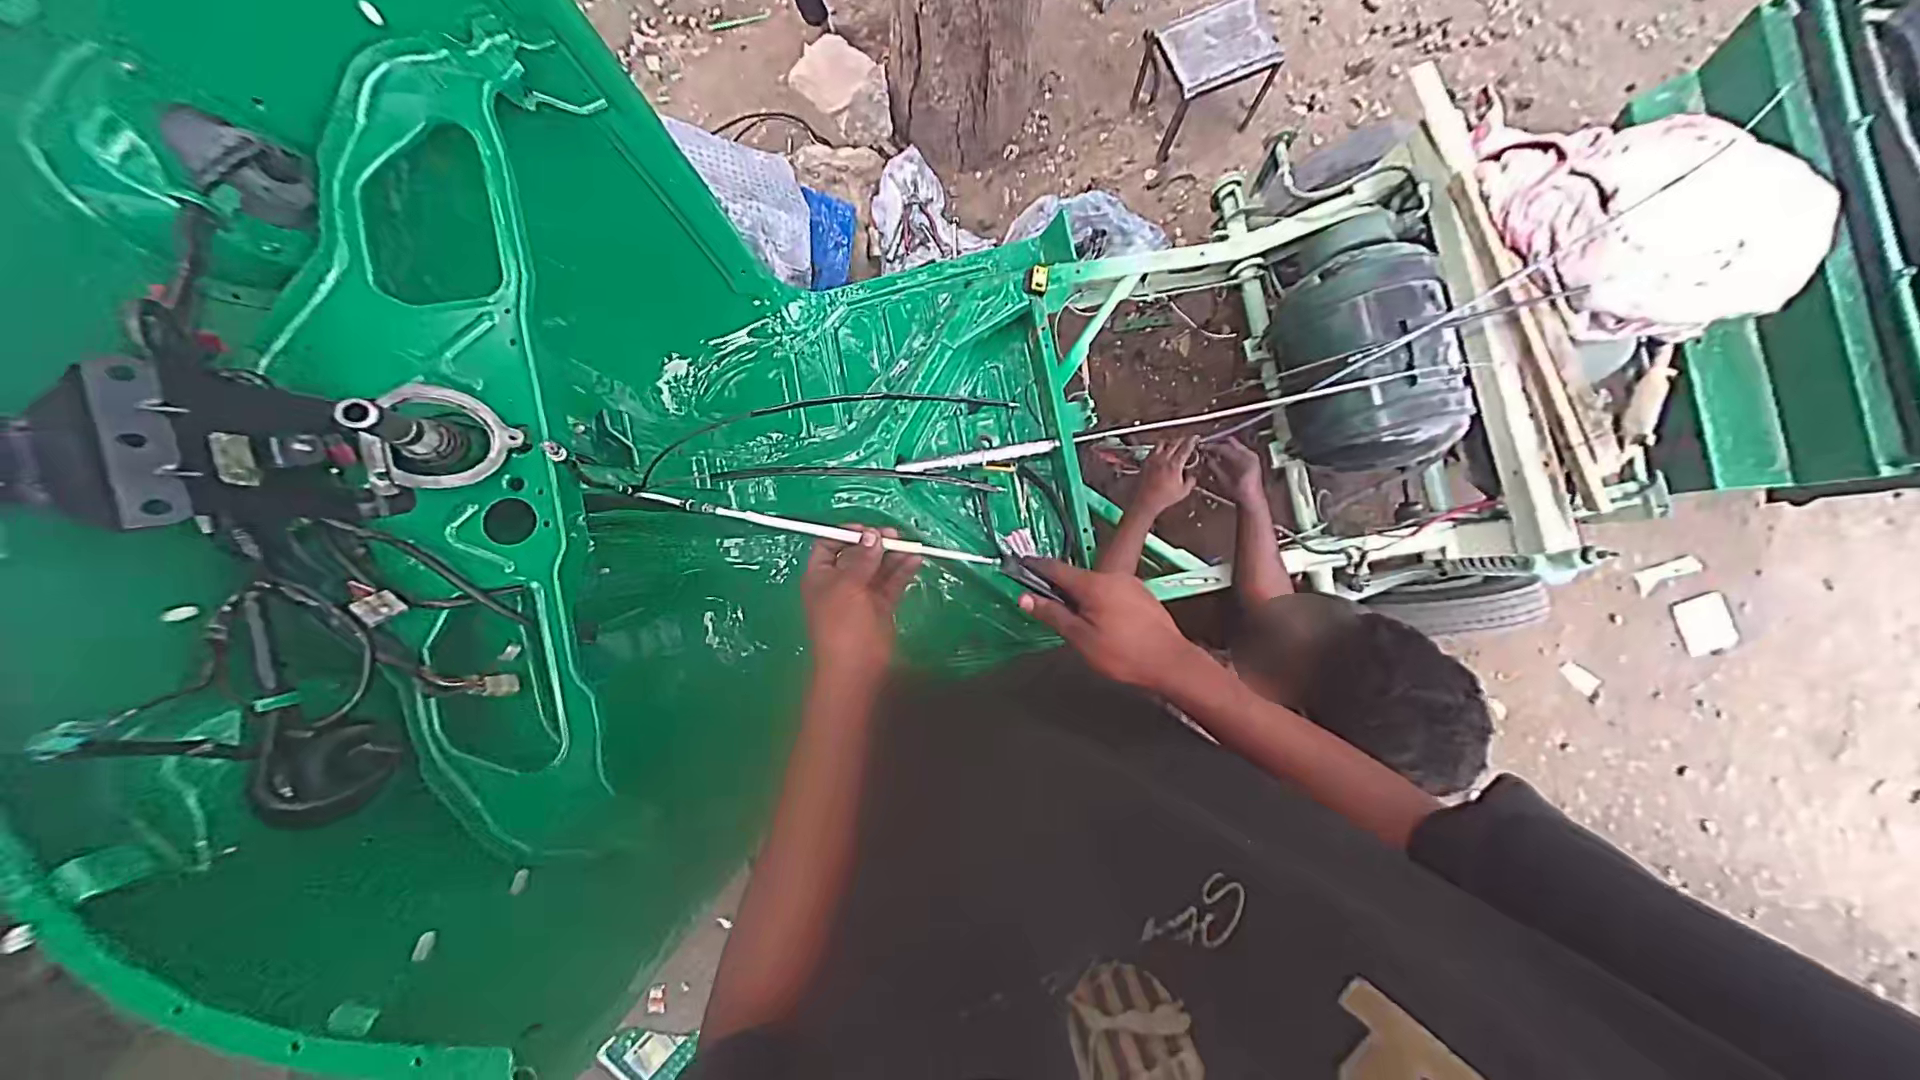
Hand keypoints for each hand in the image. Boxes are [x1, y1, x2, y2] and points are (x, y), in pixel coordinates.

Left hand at [802, 526, 922, 686]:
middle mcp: (840, 582)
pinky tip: (914, 560)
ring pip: (878, 567)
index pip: (829, 544)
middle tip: (892, 534)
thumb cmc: (841, 623)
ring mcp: (862, 594)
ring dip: (893, 554)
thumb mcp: (846, 585)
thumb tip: (872, 535)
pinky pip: (892, 582)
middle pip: (858, 554)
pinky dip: (903, 570)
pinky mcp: (881, 605)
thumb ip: (861, 558)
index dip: (846, 534)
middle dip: (875, 542)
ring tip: (909, 545)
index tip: (867, 529)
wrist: (855, 666)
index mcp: (820, 575)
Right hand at [1016, 560, 1213, 695]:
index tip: (1020, 566)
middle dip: (1059, 587)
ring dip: (1081, 596)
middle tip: (1045, 603)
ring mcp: (1130, 585)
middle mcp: (1112, 576)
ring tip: (1075, 620)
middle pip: (1076, 576)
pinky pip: (1112, 592)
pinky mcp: (1142, 596)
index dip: (1035, 567)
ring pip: (1095, 585)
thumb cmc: (1123, 654)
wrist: (1172, 663)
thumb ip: (1052, 614)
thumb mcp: (1080, 638)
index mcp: (1093, 584)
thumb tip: (1025, 597)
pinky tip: (1102, 623)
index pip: (1055, 568)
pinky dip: (1099, 601)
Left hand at [1133, 436, 1197, 513]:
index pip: (1185, 447)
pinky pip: (1153, 449)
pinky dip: (1159, 447)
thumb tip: (1192, 476)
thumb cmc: (1164, 497)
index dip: (1192, 441)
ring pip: (1162, 443)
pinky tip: (1161, 450)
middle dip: (1182, 439)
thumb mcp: (1183, 491)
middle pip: (1174, 442)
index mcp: (1174, 464)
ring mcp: (1153, 459)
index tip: (1196, 438)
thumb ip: (1190, 481)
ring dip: (1170, 441)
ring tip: (1174, 443)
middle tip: (1187, 439)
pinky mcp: (1145, 462)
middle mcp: (1163, 459)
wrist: (1146, 501)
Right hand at [1202, 438, 1266, 503]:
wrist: (1252, 500)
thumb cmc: (1237, 492)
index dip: (1211, 447)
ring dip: (1223, 446)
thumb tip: (1206, 457)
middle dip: (1217, 443)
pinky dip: (1229, 451)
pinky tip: (1221, 456)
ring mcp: (1252, 456)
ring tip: (1212, 451)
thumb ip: (1214, 466)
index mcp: (1243, 459)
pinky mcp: (1252, 459)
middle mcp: (1249, 454)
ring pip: (1235, 445)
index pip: (1224, 447)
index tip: (1202, 447)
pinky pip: (1238, 450)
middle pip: (1231, 442)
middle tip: (1206, 446)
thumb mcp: (1223, 480)